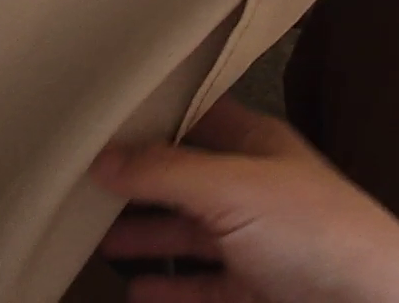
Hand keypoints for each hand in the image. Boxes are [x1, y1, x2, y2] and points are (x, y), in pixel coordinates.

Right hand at [90, 97, 398, 302]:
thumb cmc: (311, 231)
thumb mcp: (232, 189)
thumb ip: (166, 172)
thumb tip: (102, 156)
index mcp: (254, 142)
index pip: (195, 115)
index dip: (153, 116)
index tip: (103, 119)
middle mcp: (253, 185)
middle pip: (185, 177)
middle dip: (140, 184)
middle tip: (87, 187)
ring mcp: (257, 241)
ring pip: (192, 233)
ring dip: (148, 237)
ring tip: (99, 241)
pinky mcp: (259, 291)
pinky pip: (204, 286)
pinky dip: (172, 288)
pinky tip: (138, 292)